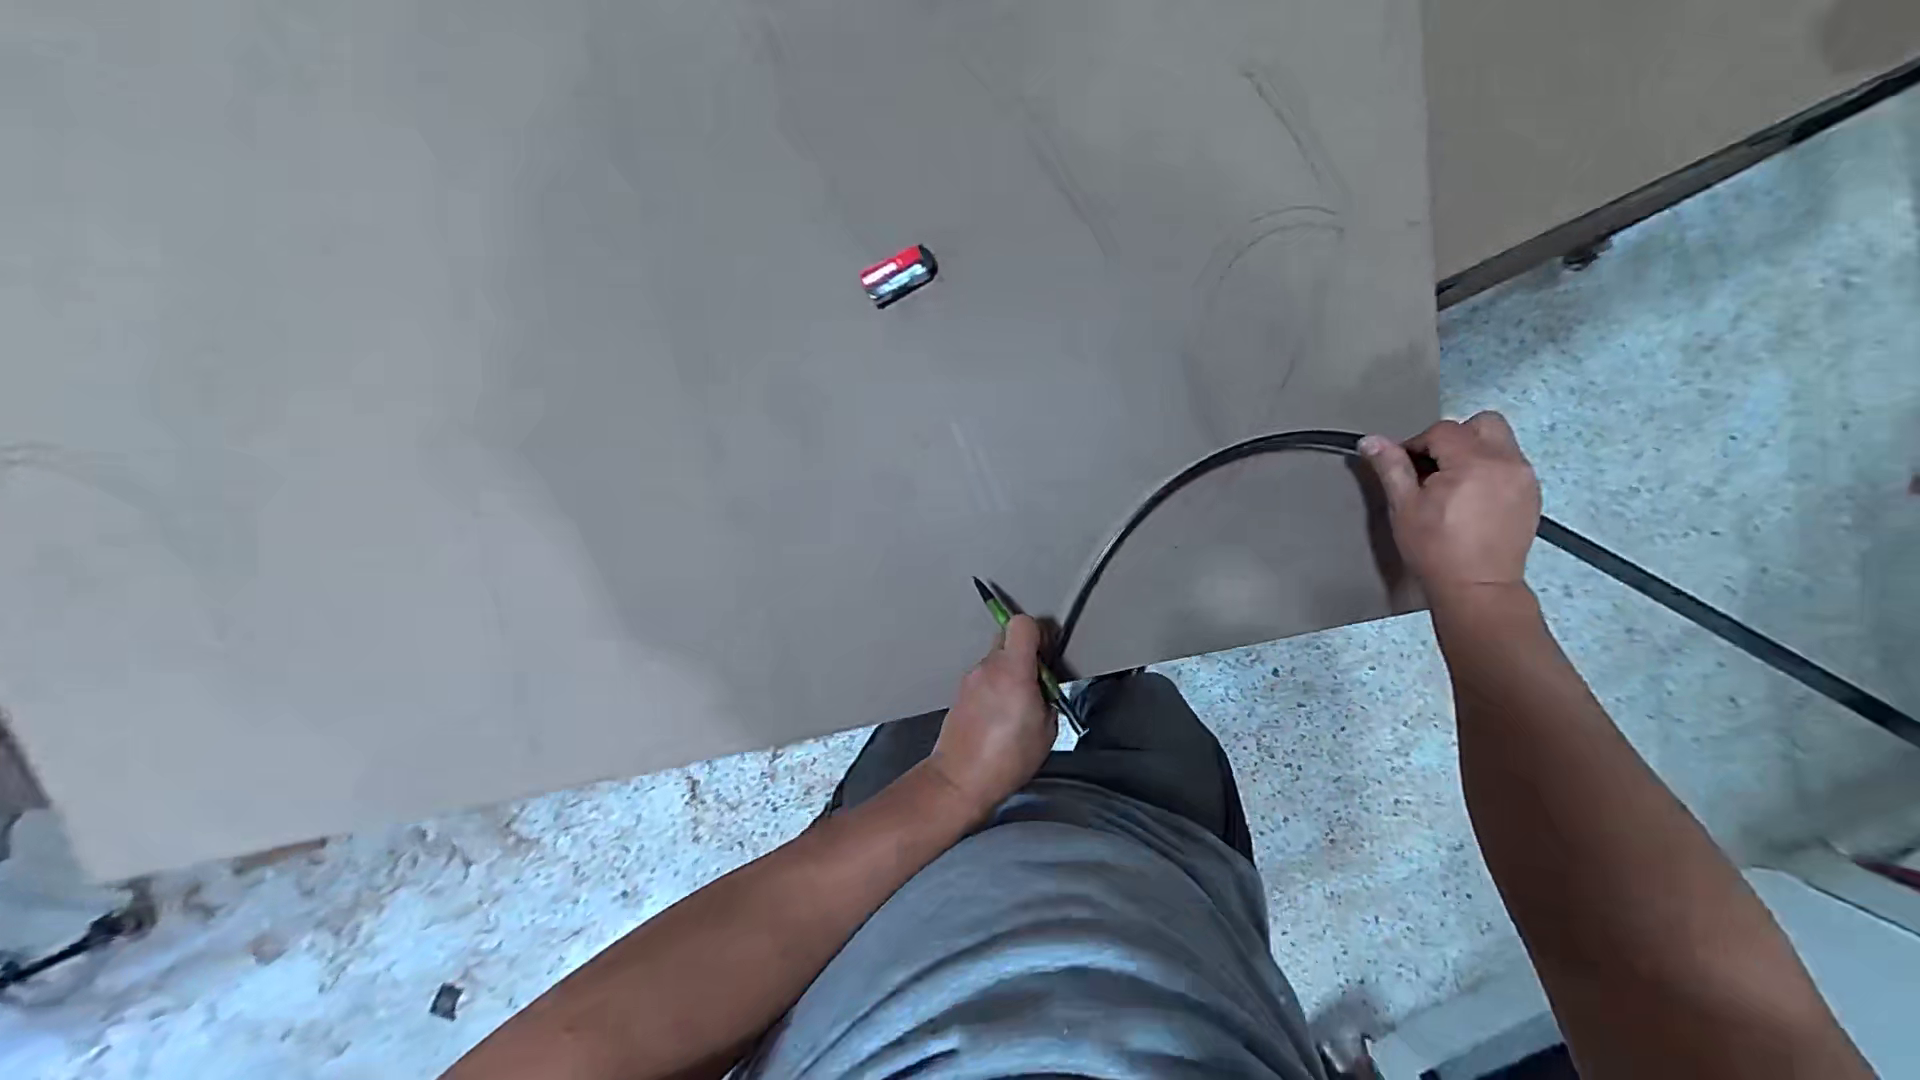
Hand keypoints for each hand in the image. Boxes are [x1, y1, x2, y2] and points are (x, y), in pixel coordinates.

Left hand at [924, 615, 1056, 819]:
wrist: (960, 778)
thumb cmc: (1005, 759)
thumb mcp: (1047, 729)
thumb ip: (1048, 697)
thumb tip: (1045, 688)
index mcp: (1013, 670)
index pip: (1023, 624)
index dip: (1039, 632)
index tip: (1047, 652)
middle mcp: (988, 667)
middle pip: (1007, 636)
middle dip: (1024, 651)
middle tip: (1036, 678)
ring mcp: (971, 678)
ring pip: (994, 658)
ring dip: (1008, 672)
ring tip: (1018, 704)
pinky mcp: (961, 691)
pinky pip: (984, 677)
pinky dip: (994, 686)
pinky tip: (1000, 714)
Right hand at [1360, 412, 1540, 604]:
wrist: (1477, 586)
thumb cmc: (1434, 548)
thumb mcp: (1403, 506)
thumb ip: (1391, 467)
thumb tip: (1371, 440)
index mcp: (1474, 463)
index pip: (1443, 431)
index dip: (1416, 444)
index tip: (1403, 468)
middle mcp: (1508, 462)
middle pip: (1482, 423)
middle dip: (1453, 438)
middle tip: (1432, 467)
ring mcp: (1525, 477)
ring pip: (1499, 441)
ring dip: (1472, 452)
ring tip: (1450, 485)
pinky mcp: (1532, 493)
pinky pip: (1509, 463)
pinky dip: (1488, 468)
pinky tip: (1469, 497)